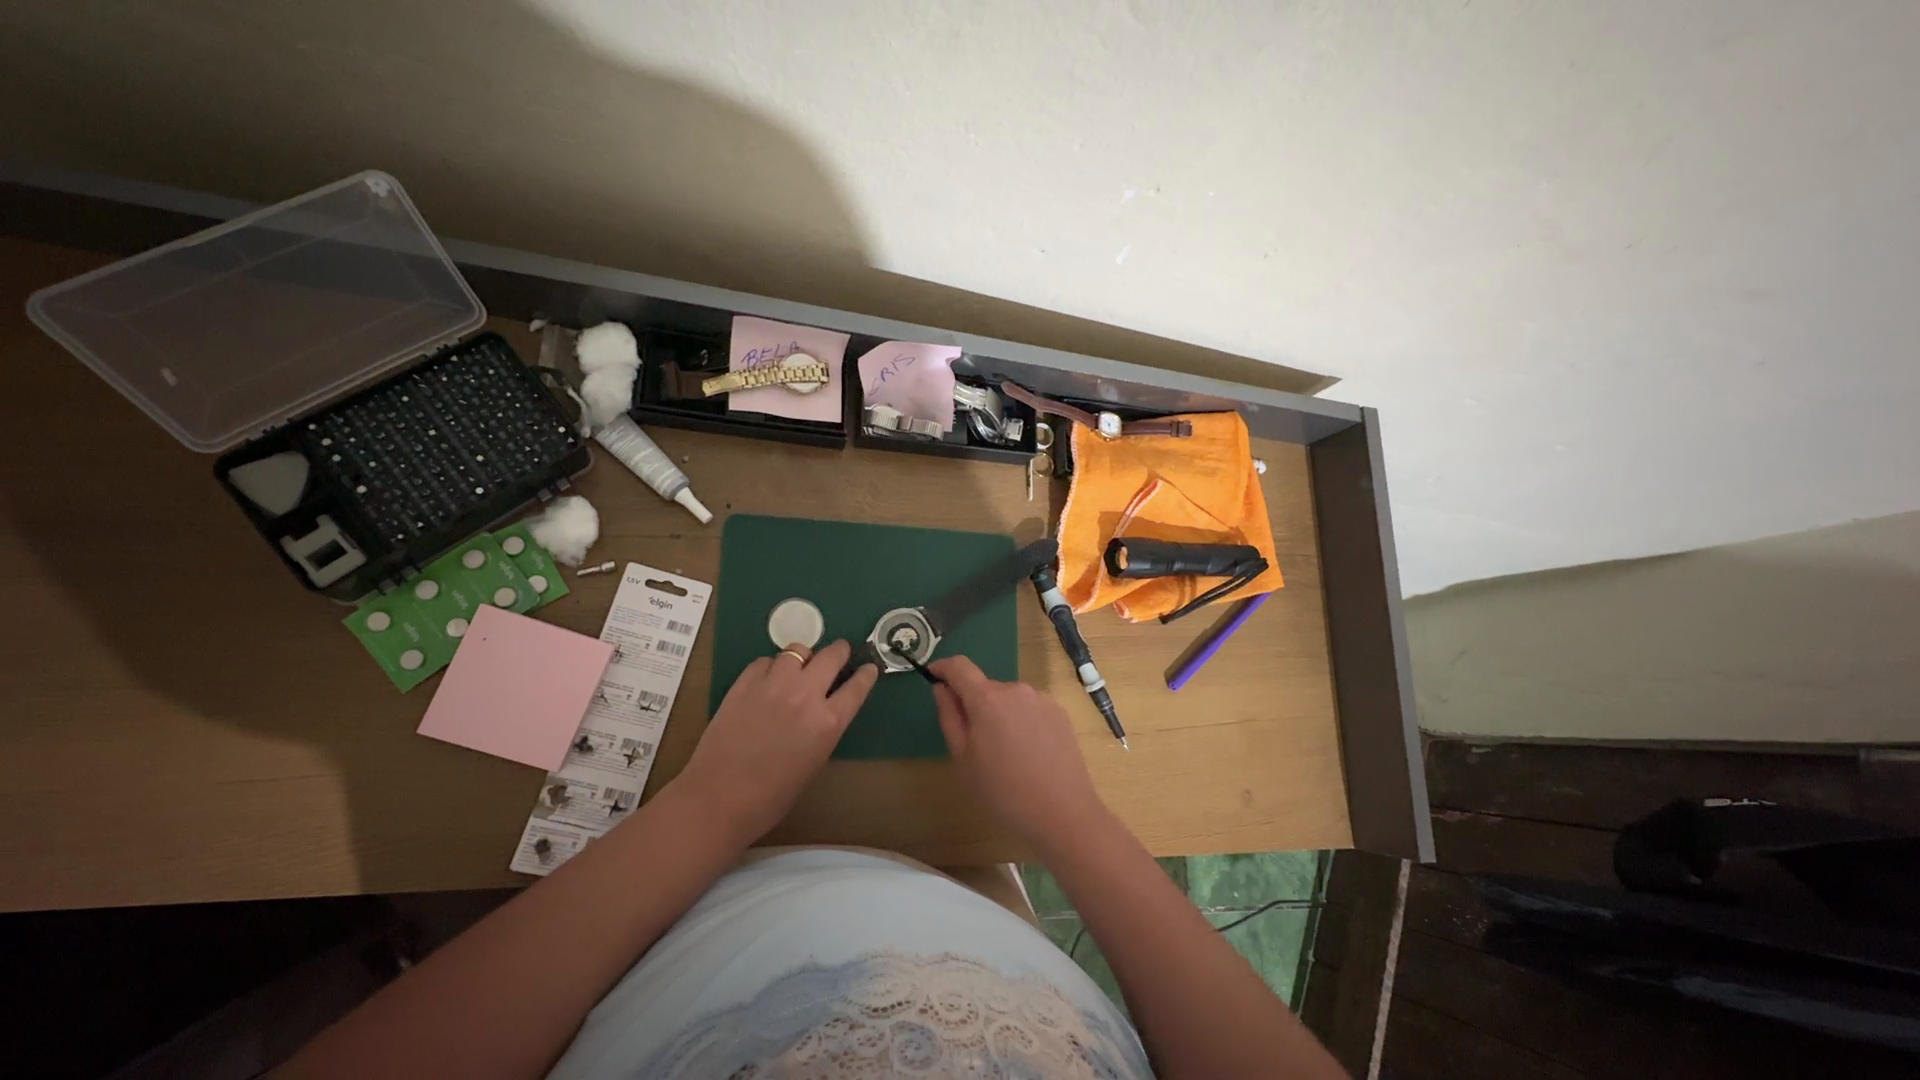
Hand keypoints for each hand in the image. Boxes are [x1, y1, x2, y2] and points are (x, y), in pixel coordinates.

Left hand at [672, 640, 878, 844]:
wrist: (718, 798)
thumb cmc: (770, 798)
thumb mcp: (812, 763)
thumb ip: (822, 730)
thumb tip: (821, 713)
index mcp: (828, 722)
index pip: (857, 686)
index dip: (866, 674)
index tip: (868, 668)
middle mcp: (805, 695)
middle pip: (831, 656)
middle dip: (839, 652)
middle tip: (838, 655)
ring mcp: (773, 684)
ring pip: (797, 651)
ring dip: (803, 658)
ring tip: (798, 668)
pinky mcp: (744, 682)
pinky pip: (765, 662)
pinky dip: (771, 667)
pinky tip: (767, 681)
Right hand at [930, 655, 1106, 850]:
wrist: (1062, 812)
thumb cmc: (1003, 790)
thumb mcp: (964, 758)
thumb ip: (950, 716)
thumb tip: (942, 688)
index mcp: (988, 699)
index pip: (960, 666)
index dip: (943, 667)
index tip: (934, 676)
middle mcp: (1016, 689)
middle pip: (986, 687)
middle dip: (975, 705)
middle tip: (975, 744)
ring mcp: (1042, 699)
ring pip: (1010, 700)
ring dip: (1000, 715)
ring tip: (1006, 754)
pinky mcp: (1060, 713)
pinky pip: (1031, 709)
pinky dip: (1022, 722)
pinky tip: (1029, 754)